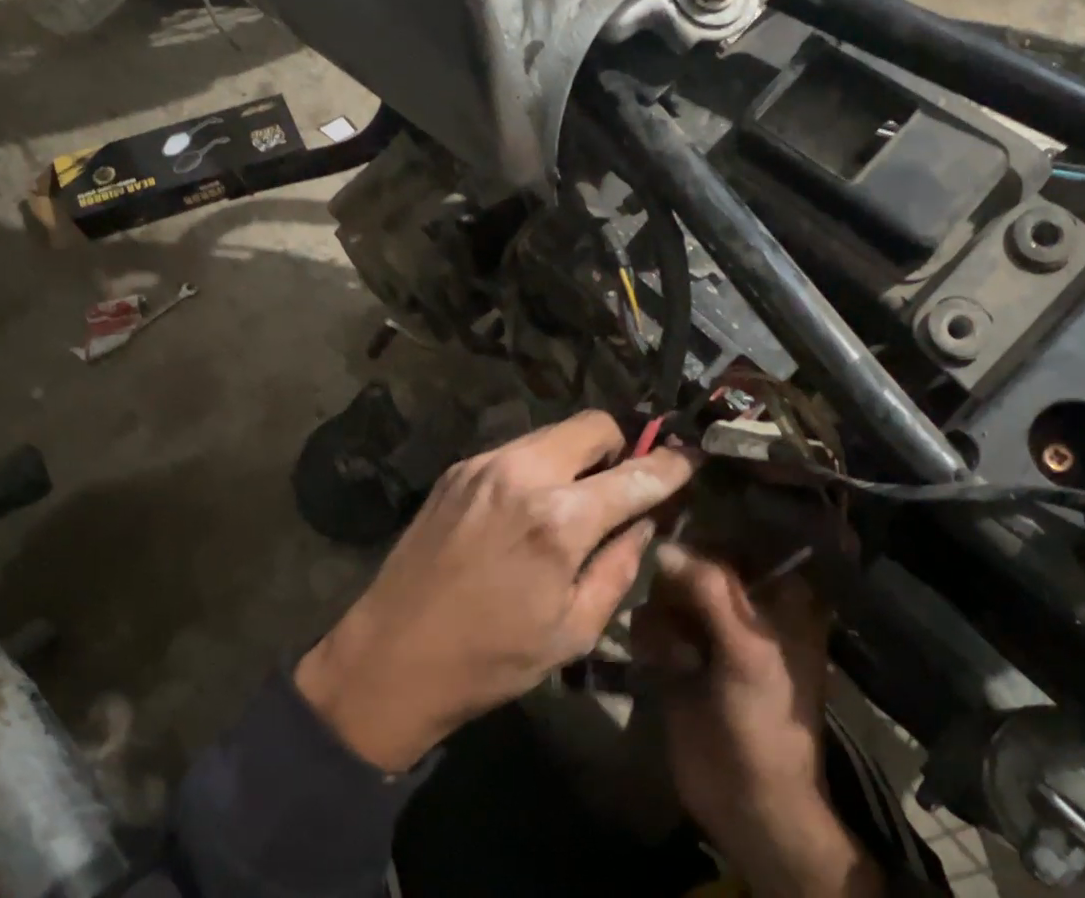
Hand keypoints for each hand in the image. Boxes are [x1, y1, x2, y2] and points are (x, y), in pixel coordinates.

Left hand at [295, 410, 699, 771]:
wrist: (391, 660)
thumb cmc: (492, 660)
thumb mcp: (575, 629)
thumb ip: (620, 564)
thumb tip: (644, 521)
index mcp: (559, 520)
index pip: (636, 474)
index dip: (673, 465)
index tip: (693, 460)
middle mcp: (523, 474)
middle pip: (595, 425)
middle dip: (623, 447)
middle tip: (627, 485)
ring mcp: (483, 466)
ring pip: (554, 434)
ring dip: (581, 457)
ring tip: (580, 500)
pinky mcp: (457, 471)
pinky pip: (518, 451)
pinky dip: (542, 467)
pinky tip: (534, 508)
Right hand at [634, 544, 881, 897]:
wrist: (745, 800)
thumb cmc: (766, 721)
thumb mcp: (747, 649)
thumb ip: (709, 590)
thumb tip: (663, 547)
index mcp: (781, 594)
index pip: (743, 537)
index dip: (711, 532)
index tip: (680, 529)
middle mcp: (743, 602)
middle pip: (695, 558)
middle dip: (680, 584)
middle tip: (682, 614)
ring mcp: (707, 628)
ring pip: (666, 589)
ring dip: (664, 619)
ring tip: (679, 656)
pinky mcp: (675, 652)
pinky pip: (649, 621)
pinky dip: (649, 639)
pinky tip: (663, 665)